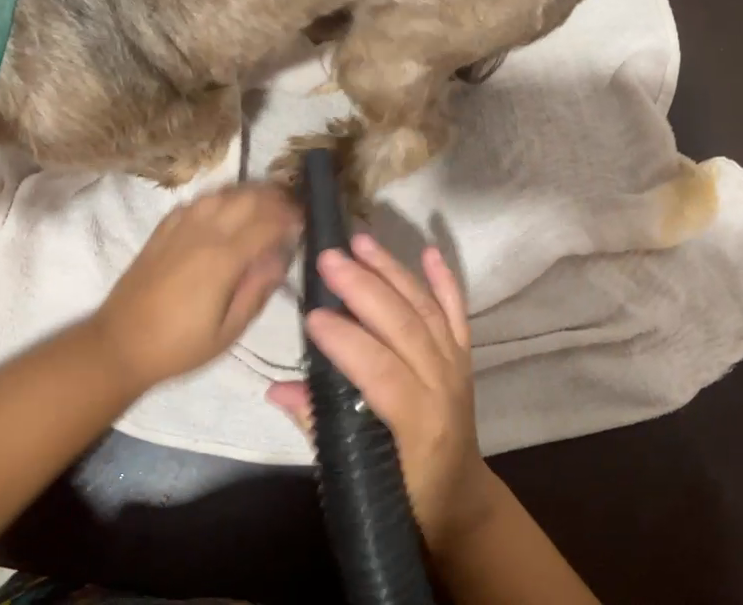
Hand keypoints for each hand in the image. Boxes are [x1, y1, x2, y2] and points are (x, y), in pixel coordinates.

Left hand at [92, 185, 299, 390]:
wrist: (119, 345)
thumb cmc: (179, 346)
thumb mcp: (229, 331)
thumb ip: (258, 289)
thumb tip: (281, 257)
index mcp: (223, 259)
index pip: (267, 222)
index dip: (291, 216)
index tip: (306, 220)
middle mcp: (202, 233)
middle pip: (247, 198)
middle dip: (275, 197)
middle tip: (291, 209)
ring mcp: (179, 227)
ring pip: (222, 193)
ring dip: (248, 194)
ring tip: (265, 205)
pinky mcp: (162, 230)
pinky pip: (198, 201)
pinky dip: (220, 199)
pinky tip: (226, 211)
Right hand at [267, 234, 498, 553]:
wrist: (461, 500)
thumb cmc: (407, 496)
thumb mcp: (361, 478)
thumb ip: (321, 430)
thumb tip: (278, 391)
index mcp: (419, 423)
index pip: (383, 372)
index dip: (349, 341)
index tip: (312, 315)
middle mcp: (443, 386)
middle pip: (406, 327)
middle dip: (365, 289)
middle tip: (328, 259)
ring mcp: (457, 366)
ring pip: (425, 309)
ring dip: (392, 272)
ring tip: (360, 242)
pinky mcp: (463, 356)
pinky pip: (456, 312)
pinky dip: (444, 279)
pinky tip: (428, 251)